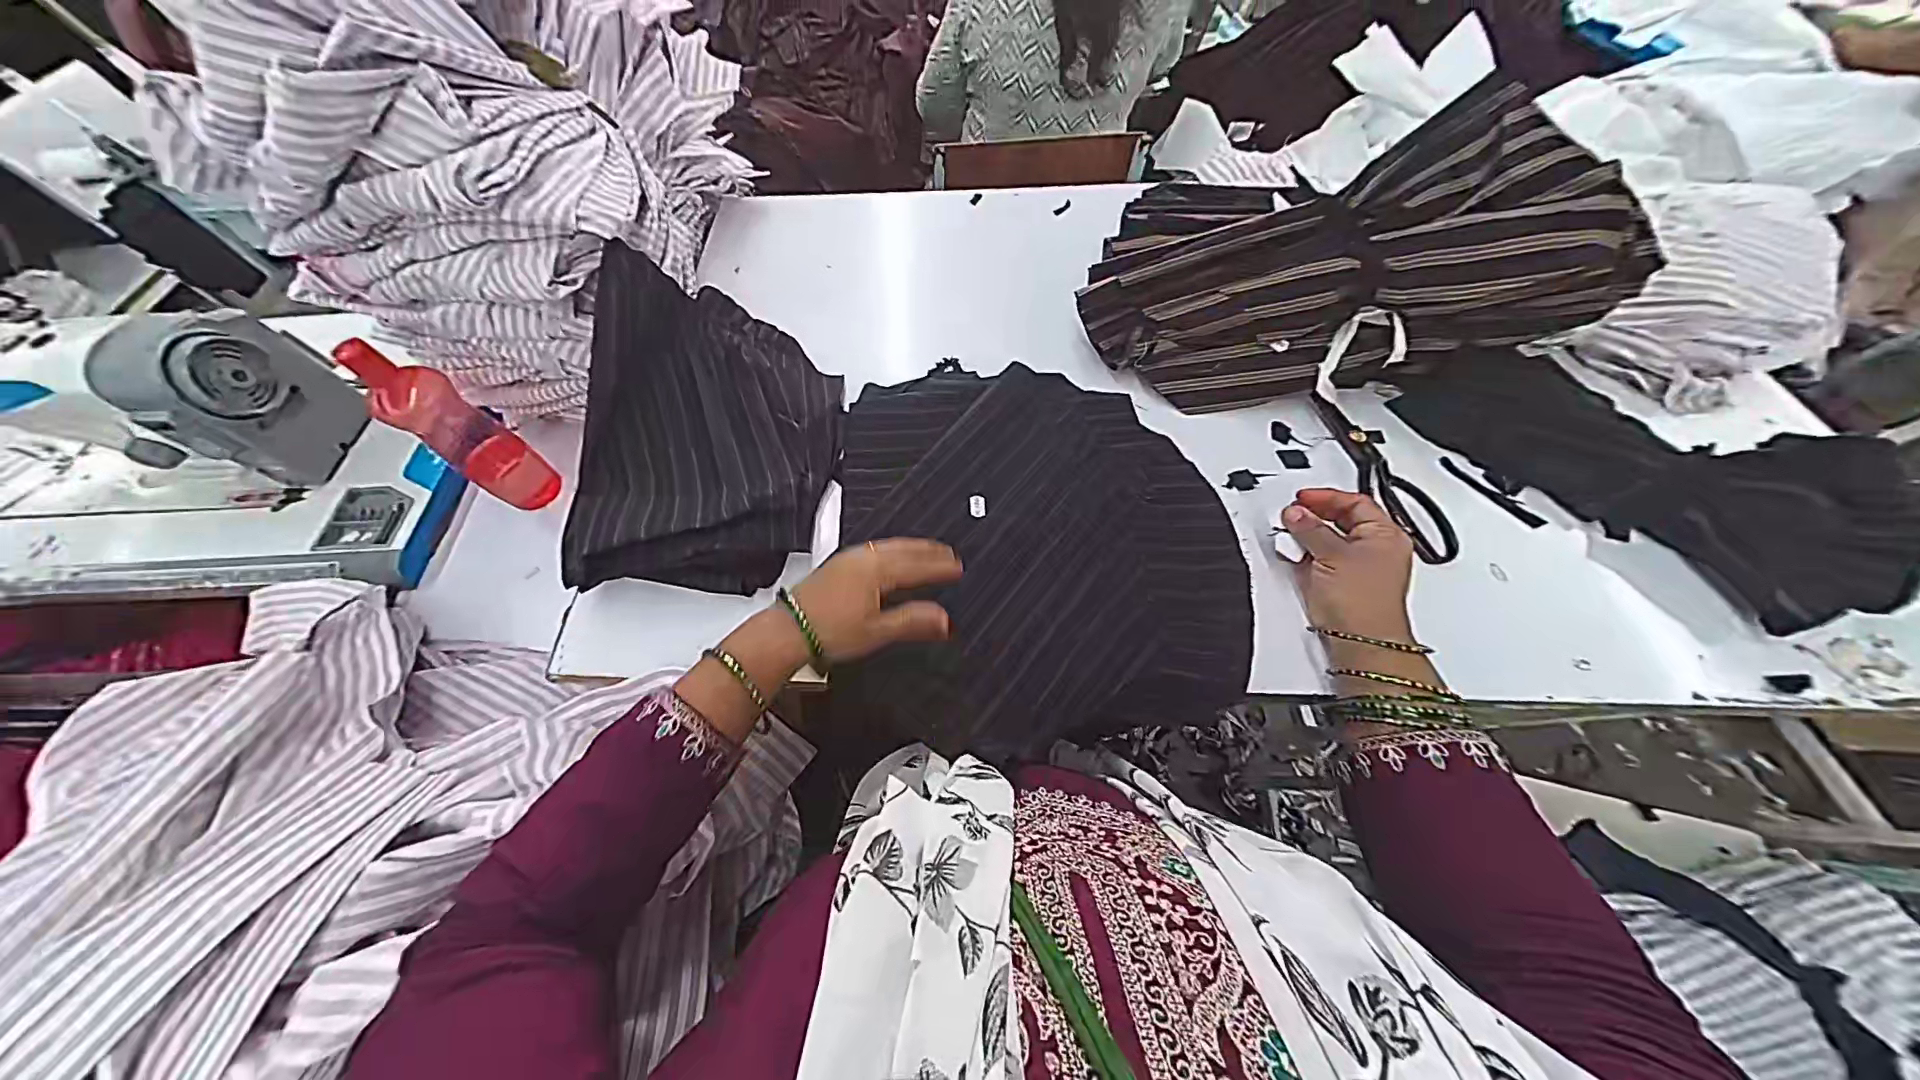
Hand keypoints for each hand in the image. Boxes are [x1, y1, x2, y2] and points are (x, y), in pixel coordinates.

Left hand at [791, 537, 963, 662]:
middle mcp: (863, 559)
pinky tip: (891, 557)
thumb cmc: (826, 631)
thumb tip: (944, 620)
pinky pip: (874, 549)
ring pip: (889, 546)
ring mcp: (848, 560)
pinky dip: (892, 550)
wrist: (788, 631)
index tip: (959, 567)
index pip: (919, 565)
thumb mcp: (877, 631)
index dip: (941, 566)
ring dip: (911, 547)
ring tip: (927, 551)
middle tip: (949, 553)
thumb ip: (913, 621)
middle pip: (905, 549)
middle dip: (930, 551)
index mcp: (877, 571)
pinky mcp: (837, 565)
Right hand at [1279, 488, 1415, 641]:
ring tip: (1291, 537)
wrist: (1360, 641)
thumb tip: (1296, 514)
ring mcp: (1358, 568)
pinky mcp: (1341, 584)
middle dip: (1314, 516)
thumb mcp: (1331, 554)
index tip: (1303, 498)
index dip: (1326, 497)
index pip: (1355, 503)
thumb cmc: (1363, 603)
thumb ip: (1310, 529)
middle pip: (1341, 520)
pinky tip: (1294, 556)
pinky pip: (1319, 560)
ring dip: (1307, 537)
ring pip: (1328, 541)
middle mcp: (1376, 550)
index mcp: (1386, 535)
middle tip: (1293, 515)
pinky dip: (1305, 556)